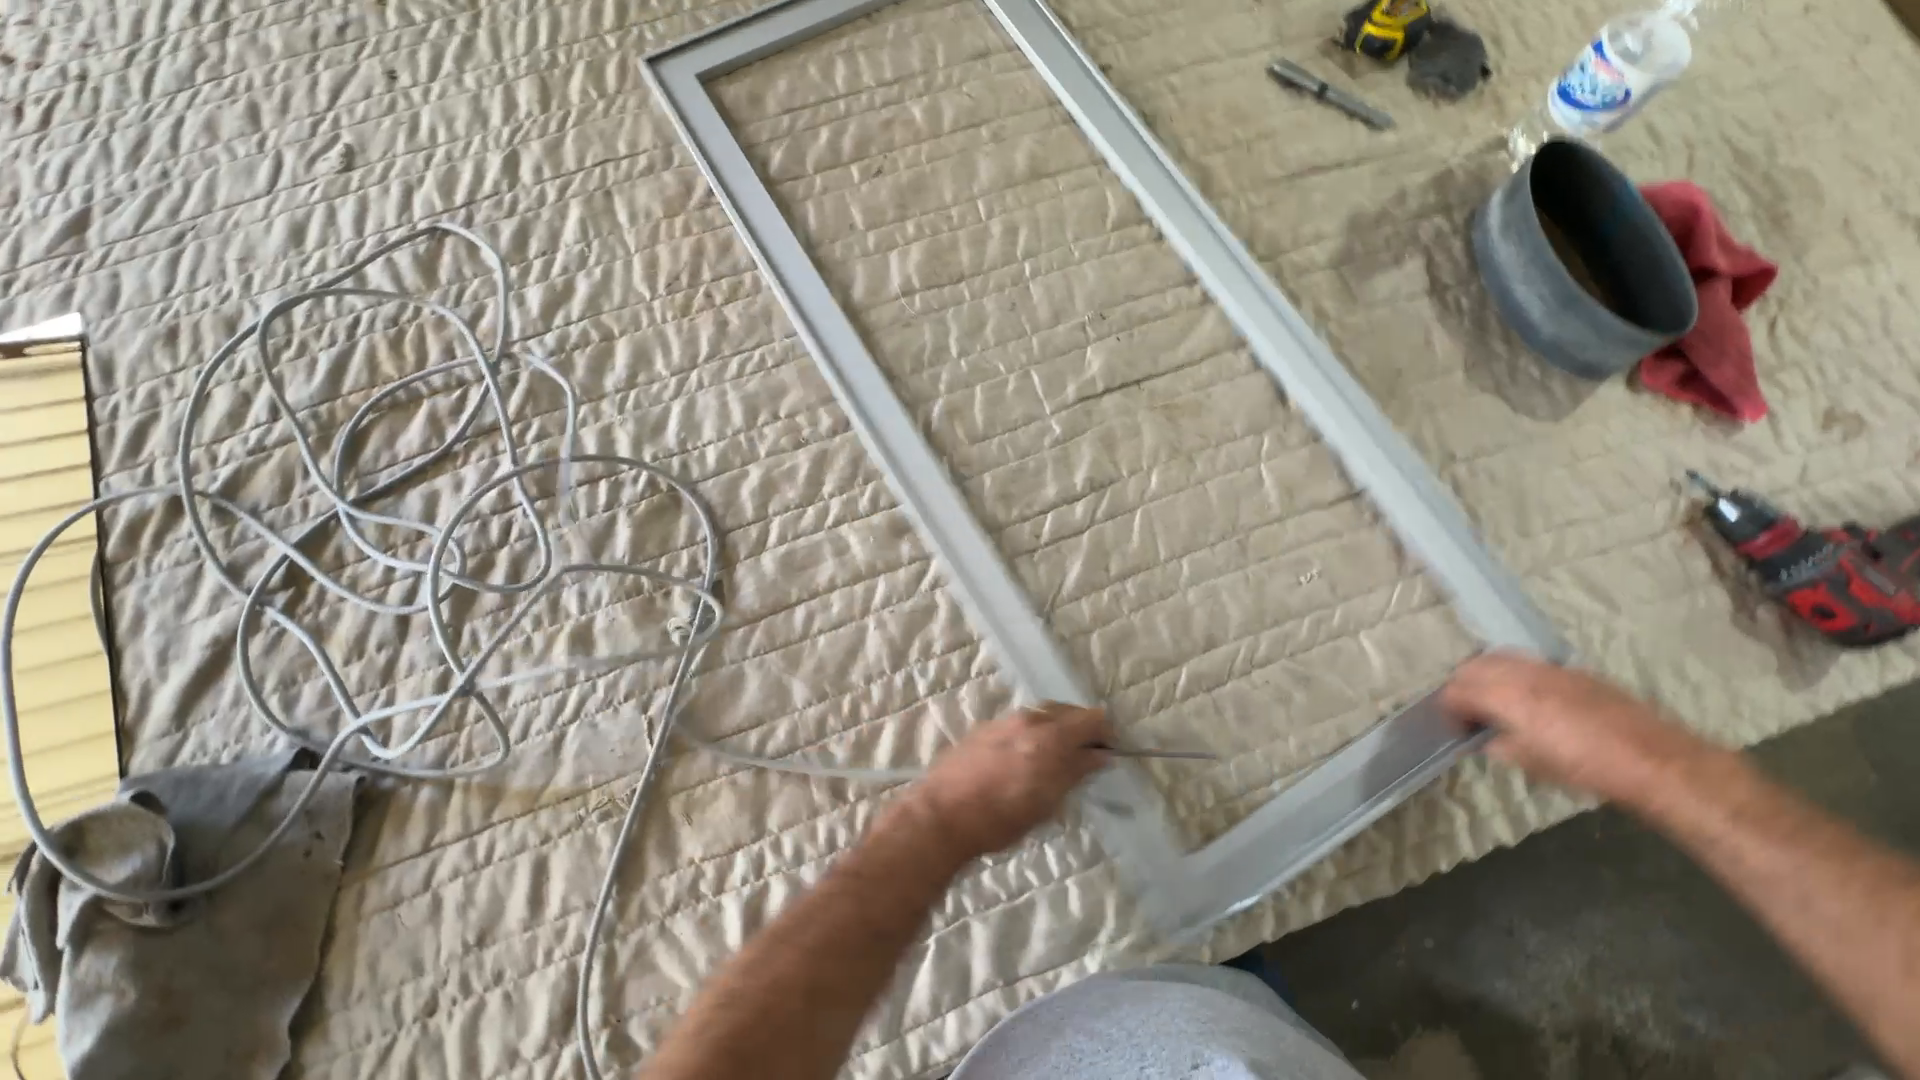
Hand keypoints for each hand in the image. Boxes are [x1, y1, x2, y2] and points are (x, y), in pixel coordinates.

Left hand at [906, 703, 1112, 859]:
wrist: (941, 816)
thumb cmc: (1000, 819)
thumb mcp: (1047, 802)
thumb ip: (1076, 772)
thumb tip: (1100, 755)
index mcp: (1049, 736)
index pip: (1092, 718)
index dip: (1106, 734)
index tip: (1108, 753)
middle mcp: (1027, 720)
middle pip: (1067, 711)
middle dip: (1081, 729)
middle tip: (1085, 756)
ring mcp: (1002, 721)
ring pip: (1041, 715)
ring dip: (1055, 730)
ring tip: (1056, 759)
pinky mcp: (982, 730)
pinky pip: (1019, 724)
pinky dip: (1032, 734)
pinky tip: (1026, 759)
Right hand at [1441, 651, 1723, 804]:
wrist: (1652, 759)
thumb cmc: (1585, 767)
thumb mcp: (1531, 764)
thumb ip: (1499, 745)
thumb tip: (1485, 739)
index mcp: (1505, 697)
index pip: (1456, 690)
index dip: (1447, 708)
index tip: (1455, 727)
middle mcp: (1522, 674)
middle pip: (1473, 666)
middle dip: (1463, 686)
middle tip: (1470, 713)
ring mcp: (1550, 668)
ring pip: (1501, 657)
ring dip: (1489, 675)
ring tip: (1497, 701)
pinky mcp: (1574, 671)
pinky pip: (1530, 663)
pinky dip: (1517, 674)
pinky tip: (1532, 700)